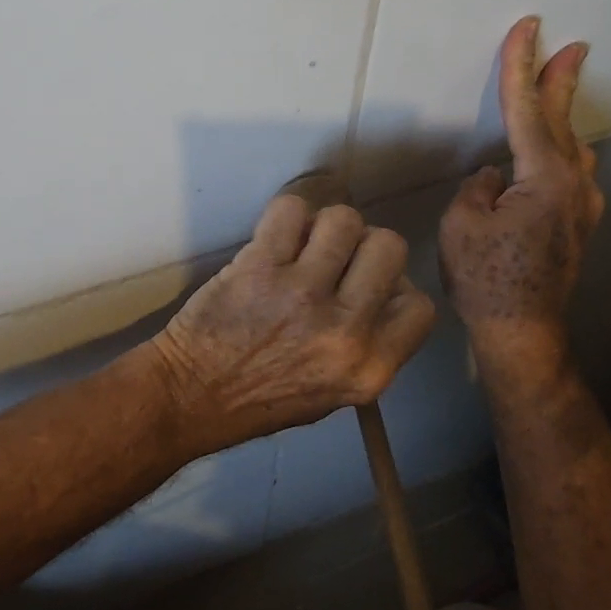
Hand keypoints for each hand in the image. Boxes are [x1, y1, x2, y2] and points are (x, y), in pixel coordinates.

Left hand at [149, 194, 436, 453]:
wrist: (190, 397)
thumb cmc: (264, 400)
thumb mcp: (338, 393)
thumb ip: (371, 345)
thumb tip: (385, 285)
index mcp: (370, 368)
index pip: (420, 304)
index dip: (396, 287)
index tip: (365, 287)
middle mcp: (345, 329)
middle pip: (389, 246)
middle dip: (364, 246)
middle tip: (333, 260)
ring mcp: (301, 293)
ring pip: (344, 219)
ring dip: (323, 225)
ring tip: (300, 246)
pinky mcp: (259, 267)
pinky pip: (292, 209)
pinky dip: (286, 215)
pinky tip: (273, 238)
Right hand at [438, 16, 603, 364]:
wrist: (522, 332)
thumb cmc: (485, 278)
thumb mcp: (462, 224)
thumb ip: (479, 188)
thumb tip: (495, 177)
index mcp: (545, 178)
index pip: (528, 110)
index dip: (522, 66)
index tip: (529, 29)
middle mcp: (574, 186)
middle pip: (563, 123)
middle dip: (561, 82)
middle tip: (571, 48)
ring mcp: (582, 208)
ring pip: (573, 150)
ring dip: (563, 119)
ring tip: (558, 93)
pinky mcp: (578, 227)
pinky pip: (571, 175)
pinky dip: (561, 153)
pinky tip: (551, 157)